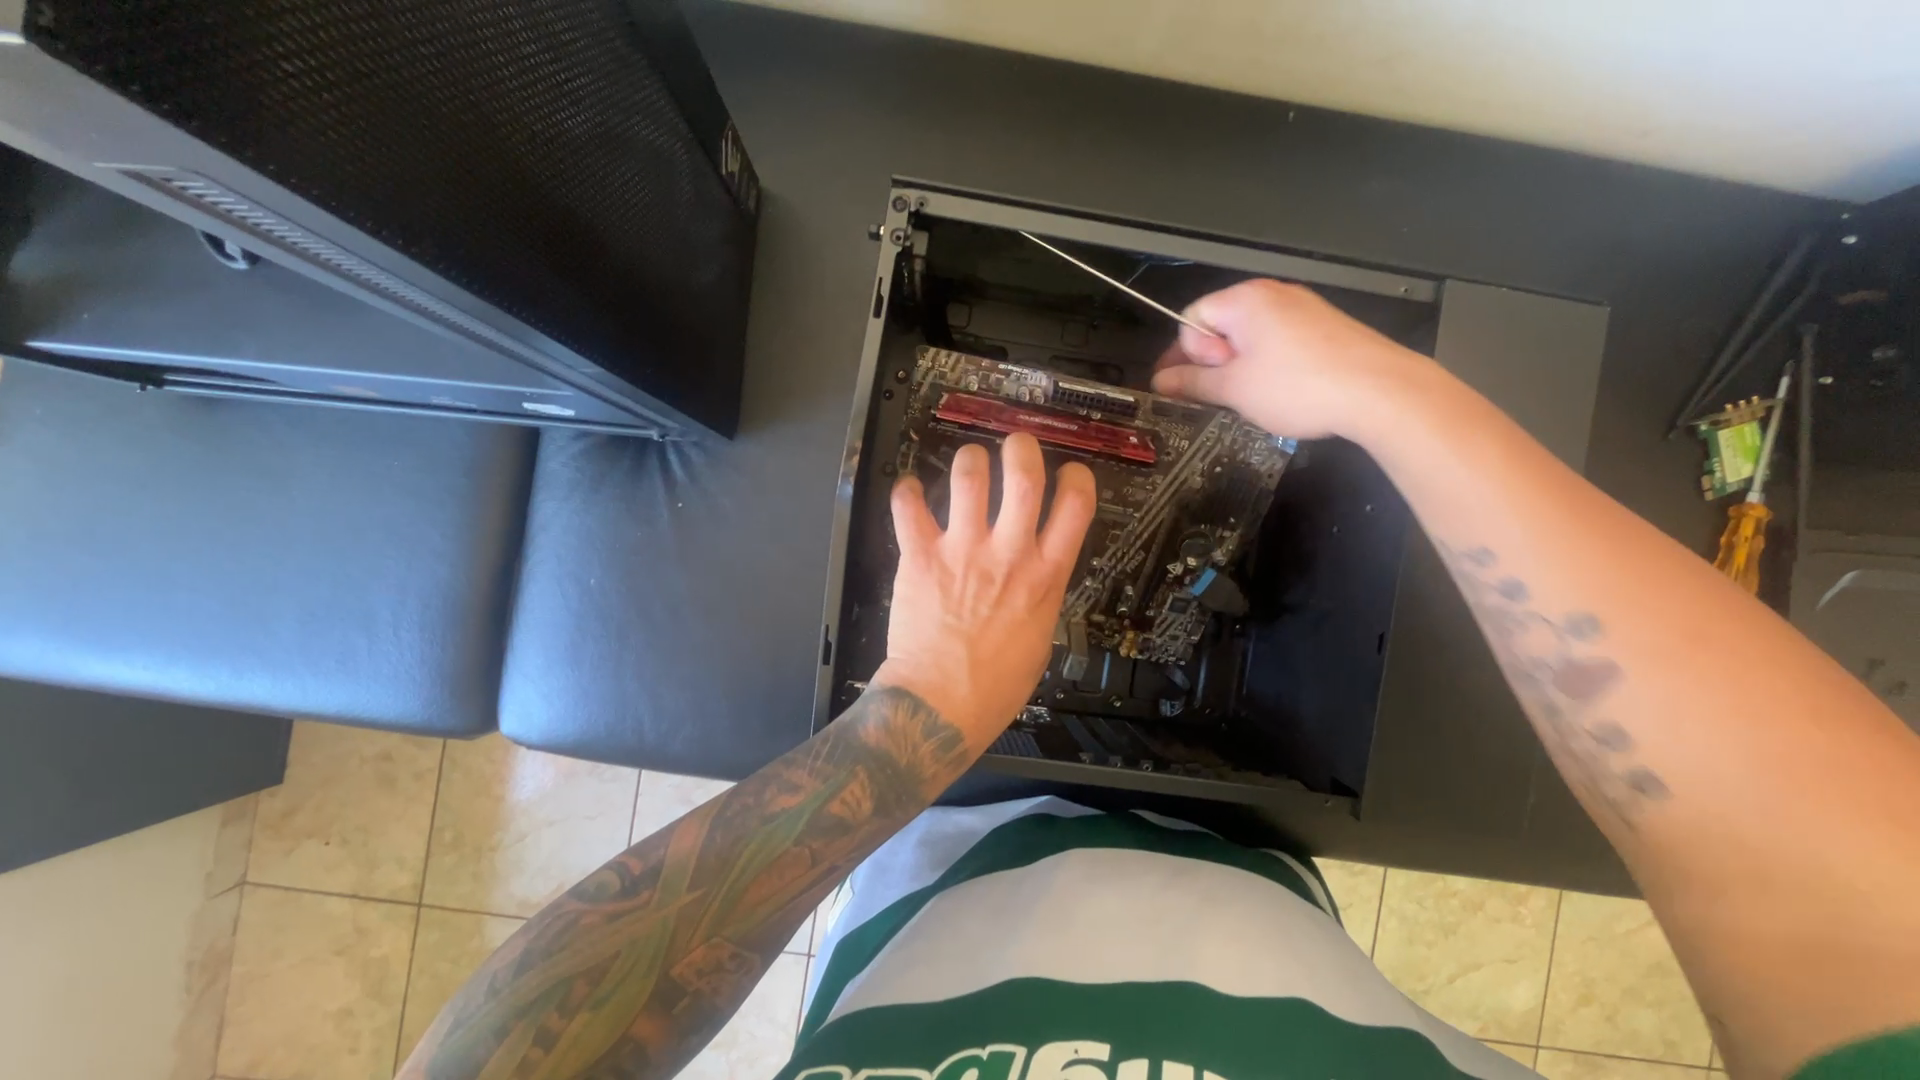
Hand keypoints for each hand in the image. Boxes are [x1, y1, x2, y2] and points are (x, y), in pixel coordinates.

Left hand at [877, 433, 1096, 736]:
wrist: (942, 705)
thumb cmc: (995, 684)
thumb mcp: (1040, 637)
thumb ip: (1039, 595)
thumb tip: (1034, 577)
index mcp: (1045, 576)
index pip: (1076, 505)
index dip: (1076, 477)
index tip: (1068, 473)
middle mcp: (1008, 554)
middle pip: (1024, 474)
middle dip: (1021, 448)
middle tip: (1014, 447)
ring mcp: (963, 551)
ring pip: (968, 476)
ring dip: (968, 461)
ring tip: (966, 466)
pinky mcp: (921, 557)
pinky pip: (908, 507)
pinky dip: (905, 493)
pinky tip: (908, 493)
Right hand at [1151, 279, 1439, 440]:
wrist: (1380, 392)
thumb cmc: (1299, 387)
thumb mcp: (1235, 390)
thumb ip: (1193, 383)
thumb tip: (1161, 382)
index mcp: (1245, 300)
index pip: (1191, 318)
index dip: (1187, 354)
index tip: (1196, 384)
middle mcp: (1274, 295)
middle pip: (1221, 325)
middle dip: (1214, 362)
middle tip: (1223, 395)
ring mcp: (1304, 309)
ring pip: (1251, 338)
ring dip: (1242, 368)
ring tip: (1253, 399)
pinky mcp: (1326, 328)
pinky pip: (1280, 343)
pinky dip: (1270, 367)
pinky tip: (1283, 394)